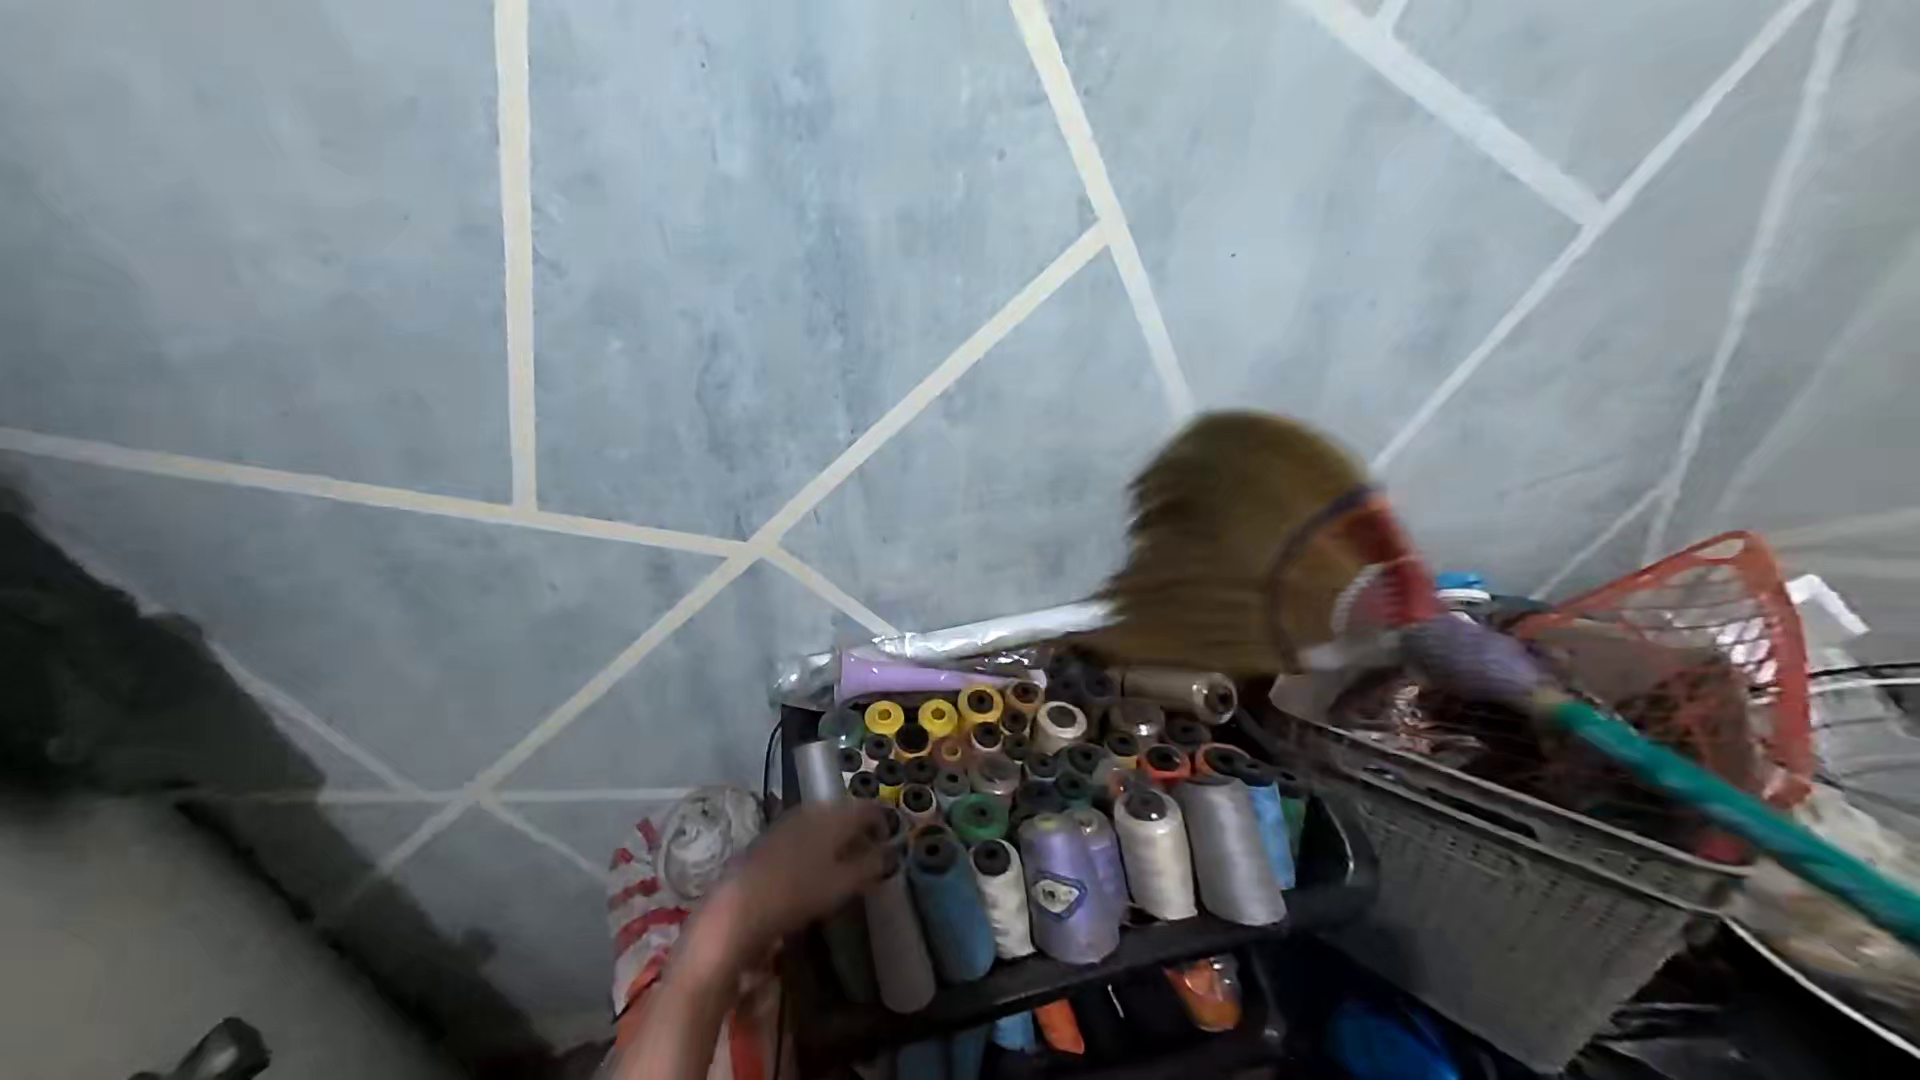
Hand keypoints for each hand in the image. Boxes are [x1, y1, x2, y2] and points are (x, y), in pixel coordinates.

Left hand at [684, 800, 890, 970]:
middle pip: (846, 813)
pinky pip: (805, 832)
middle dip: (860, 832)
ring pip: (824, 822)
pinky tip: (815, 870)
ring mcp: (789, 820)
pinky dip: (818, 845)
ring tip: (844, 866)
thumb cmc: (799, 892)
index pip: (869, 808)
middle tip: (870, 858)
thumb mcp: (844, 884)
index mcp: (836, 815)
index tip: (891, 844)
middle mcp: (814, 809)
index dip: (883, 823)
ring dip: (838, 839)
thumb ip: (872, 865)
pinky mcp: (771, 836)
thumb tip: (891, 853)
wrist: (738, 906)